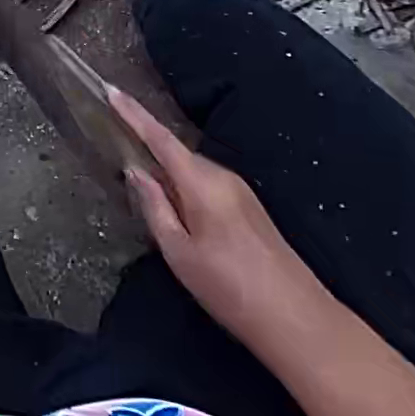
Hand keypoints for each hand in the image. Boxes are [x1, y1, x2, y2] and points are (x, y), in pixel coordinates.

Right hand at [107, 85, 328, 344]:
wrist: (303, 325)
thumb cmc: (232, 289)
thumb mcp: (179, 252)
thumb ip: (154, 206)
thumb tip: (136, 171)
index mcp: (202, 183)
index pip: (160, 138)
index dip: (133, 113)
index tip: (111, 90)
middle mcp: (222, 177)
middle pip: (175, 154)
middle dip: (148, 154)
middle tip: (124, 172)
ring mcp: (240, 190)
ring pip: (190, 171)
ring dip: (168, 177)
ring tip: (153, 206)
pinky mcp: (249, 206)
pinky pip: (205, 184)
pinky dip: (185, 189)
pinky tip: (182, 218)